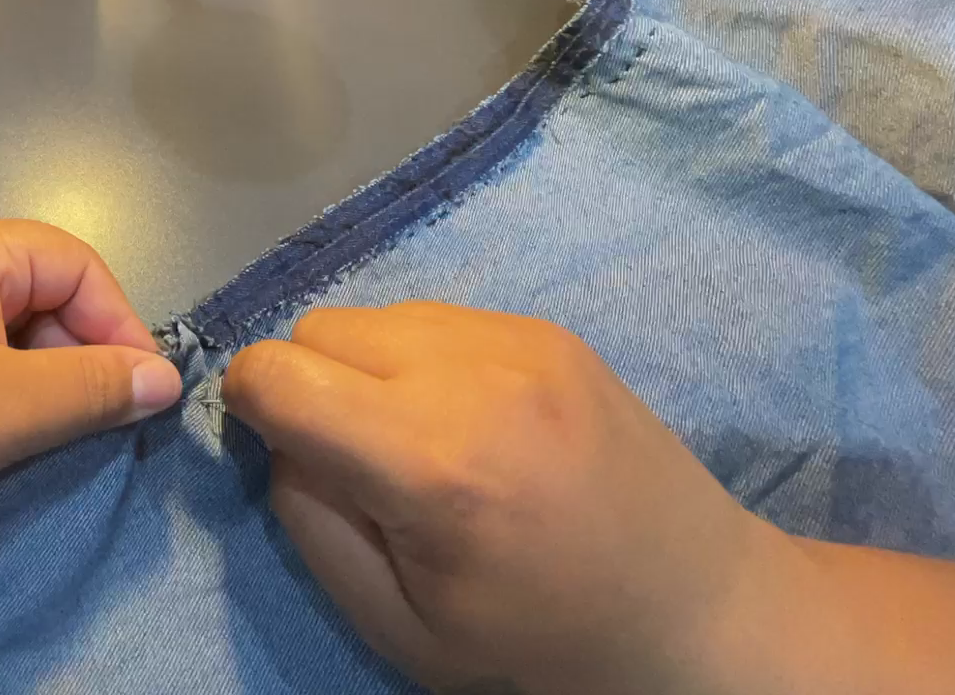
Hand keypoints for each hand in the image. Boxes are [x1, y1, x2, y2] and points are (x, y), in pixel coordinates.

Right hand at [222, 302, 790, 694]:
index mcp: (430, 464)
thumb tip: (278, 430)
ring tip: (416, 426)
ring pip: (363, 315)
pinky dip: (410, 355)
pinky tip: (466, 410)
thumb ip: (304, 513)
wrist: (708, 615)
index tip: (269, 434)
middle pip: (311, 330)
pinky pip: (421, 316)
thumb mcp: (391, 620)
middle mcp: (468, 376)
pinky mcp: (540, 325)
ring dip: (357, 364)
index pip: (275, 373)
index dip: (245, 398)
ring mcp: (512, 338)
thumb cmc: (537, 639)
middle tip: (353, 445)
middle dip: (304, 381)